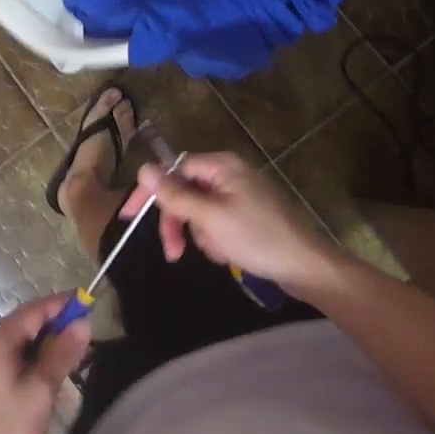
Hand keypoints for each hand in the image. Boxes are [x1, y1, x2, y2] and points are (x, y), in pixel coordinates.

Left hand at [0, 295, 91, 433]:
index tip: (88, 301)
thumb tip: (83, 323)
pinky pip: (16, 357)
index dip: (62, 304)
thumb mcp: (41, 390)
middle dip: (57, 323)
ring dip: (48, 342)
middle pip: (27, 323)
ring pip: (23, 341)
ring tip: (77, 350)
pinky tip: (53, 369)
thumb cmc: (8, 428)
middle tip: (87, 330)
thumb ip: (62, 354)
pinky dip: (37, 357)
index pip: (34, 309)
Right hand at [121, 151, 344, 286]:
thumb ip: (175, 194)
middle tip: (174, 252)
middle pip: (184, 191)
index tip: (128, 216)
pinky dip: (215, 239)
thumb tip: (143, 168)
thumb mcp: (210, 218)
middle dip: (178, 221)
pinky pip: (215, 222)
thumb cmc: (258, 238)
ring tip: (218, 252)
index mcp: (221, 165)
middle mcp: (228, 173)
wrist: (306, 268)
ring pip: (197, 210)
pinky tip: (228, 254)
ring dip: (199, 234)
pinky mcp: (246, 215)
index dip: (150, 191)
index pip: (172, 169)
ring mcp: (238, 194)